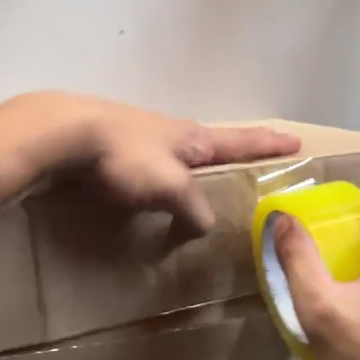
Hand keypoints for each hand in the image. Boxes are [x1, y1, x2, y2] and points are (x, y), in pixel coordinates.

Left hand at [0, 92, 301, 230]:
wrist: (64, 134)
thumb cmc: (126, 157)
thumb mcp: (171, 188)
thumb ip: (194, 209)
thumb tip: (203, 225)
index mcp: (193, 138)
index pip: (242, 141)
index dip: (269, 145)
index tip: (295, 141)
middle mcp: (170, 133)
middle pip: (209, 145)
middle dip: (228, 156)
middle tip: (245, 167)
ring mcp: (139, 137)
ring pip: (174, 157)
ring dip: (188, 171)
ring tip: (196, 189)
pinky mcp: (110, 148)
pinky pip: (144, 169)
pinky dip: (155, 182)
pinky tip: (146, 195)